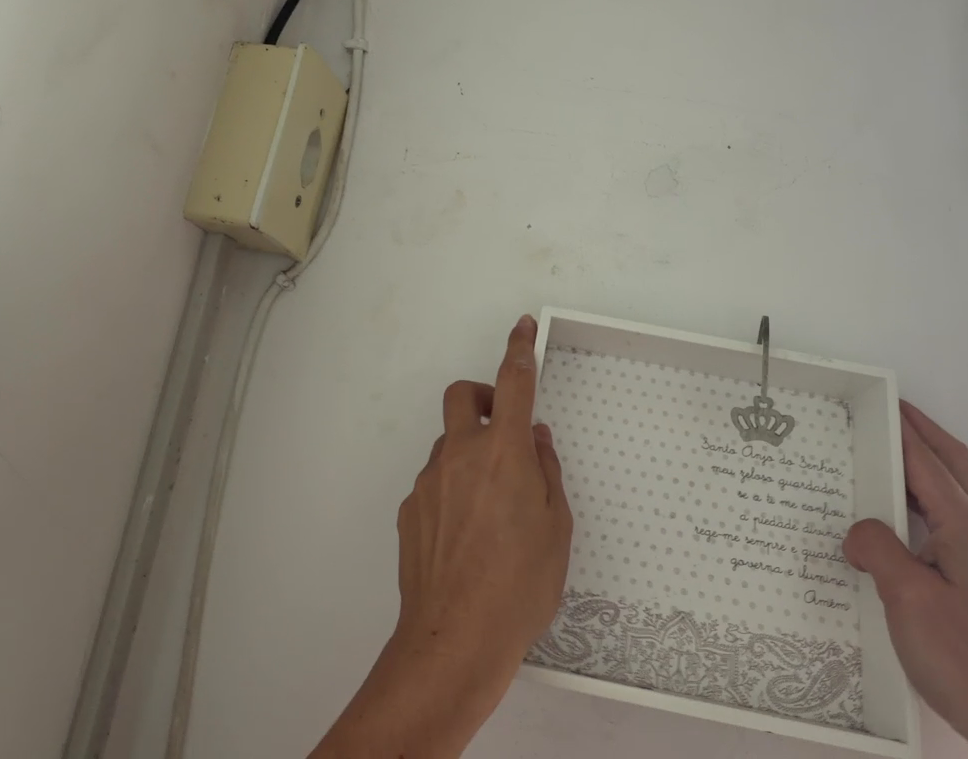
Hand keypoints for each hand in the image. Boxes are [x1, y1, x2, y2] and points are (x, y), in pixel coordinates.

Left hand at [311, 315, 571, 758]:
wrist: (455, 639)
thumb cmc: (520, 585)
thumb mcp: (557, 528)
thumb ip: (547, 472)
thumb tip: (537, 441)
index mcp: (505, 452)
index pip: (514, 382)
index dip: (519, 348)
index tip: (522, 328)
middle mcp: (461, 454)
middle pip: (462, 395)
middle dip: (483, 396)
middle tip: (504, 429)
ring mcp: (429, 481)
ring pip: (448, 442)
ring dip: (469, 451)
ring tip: (492, 504)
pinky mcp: (410, 509)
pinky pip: (434, 481)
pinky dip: (452, 487)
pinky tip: (468, 534)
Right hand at [845, 402, 967, 758]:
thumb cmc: (967, 659)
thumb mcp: (909, 599)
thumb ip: (879, 549)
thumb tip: (859, 531)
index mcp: (967, 527)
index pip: (927, 461)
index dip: (901, 429)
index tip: (877, 402)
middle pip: (953, 466)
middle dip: (923, 433)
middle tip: (890, 413)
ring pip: (955, 494)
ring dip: (926, 468)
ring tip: (887, 460)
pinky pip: (952, 524)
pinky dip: (926, 503)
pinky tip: (903, 525)